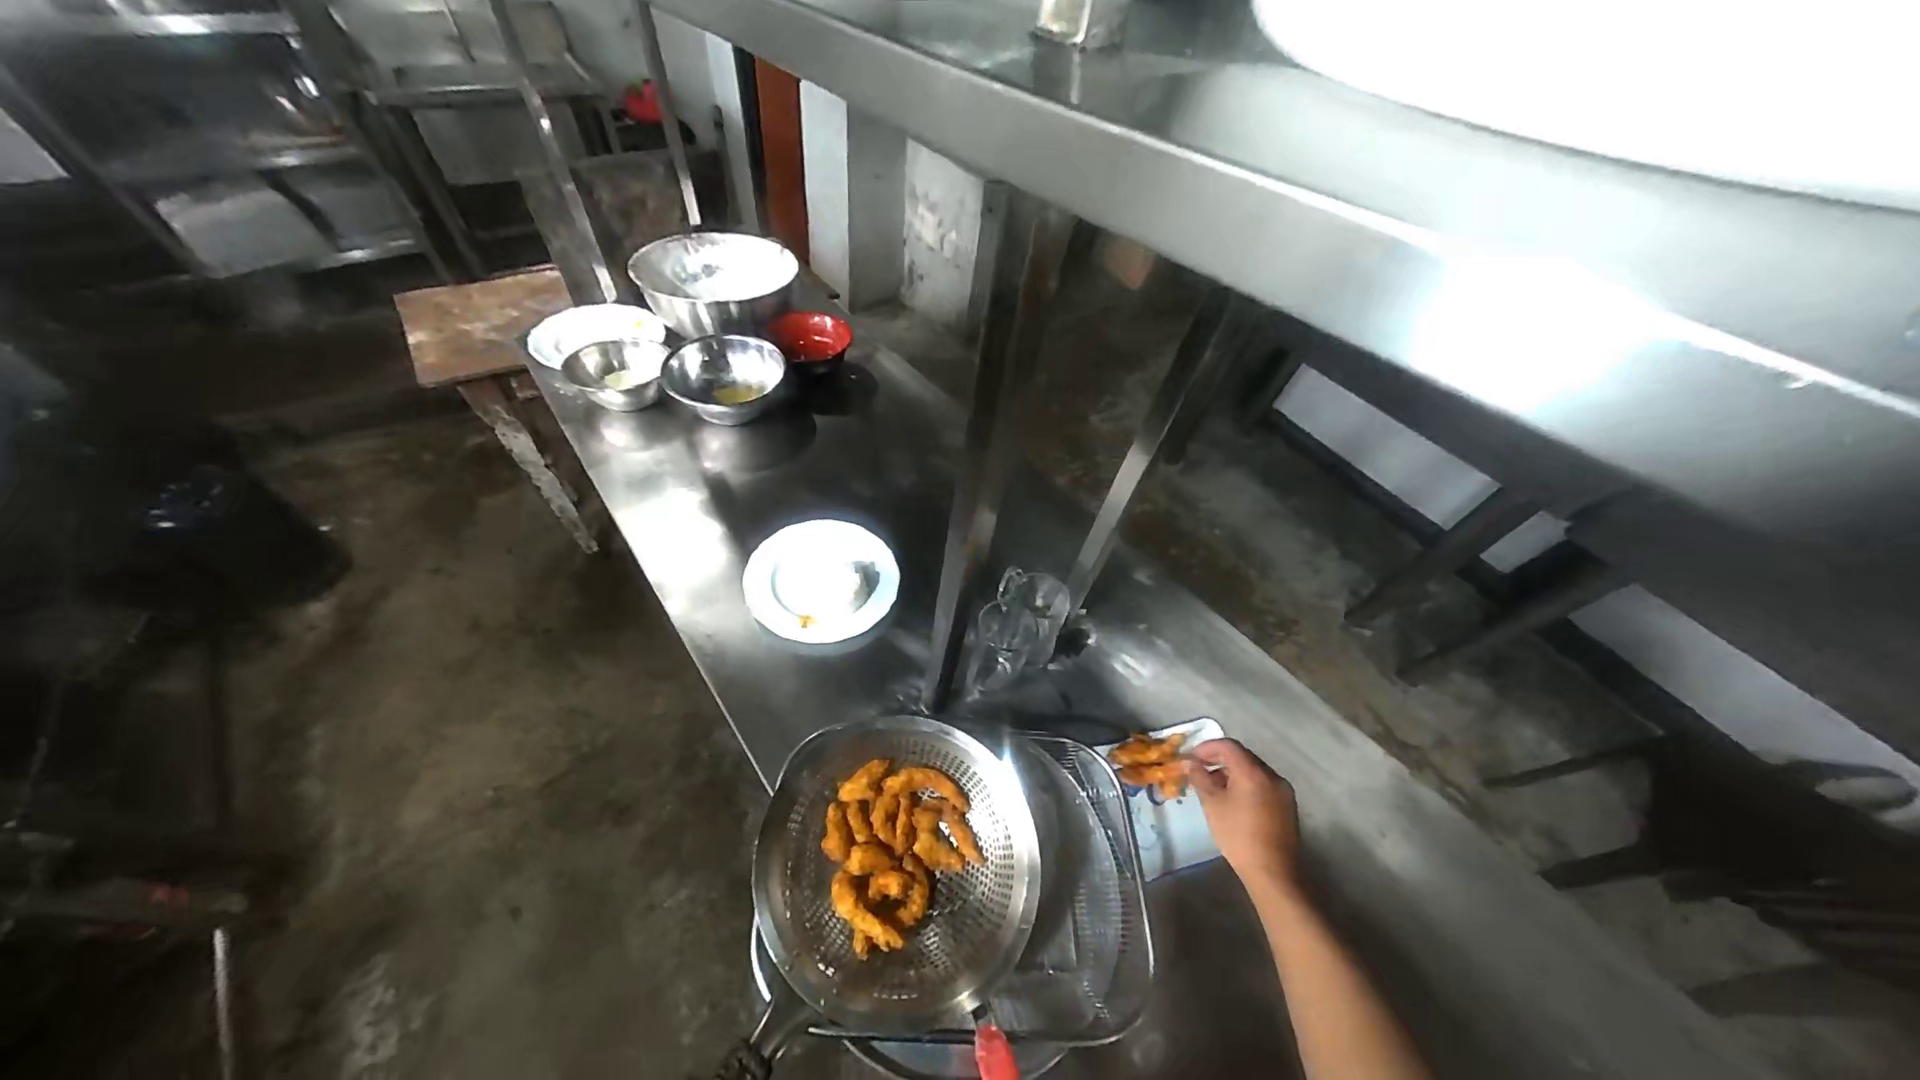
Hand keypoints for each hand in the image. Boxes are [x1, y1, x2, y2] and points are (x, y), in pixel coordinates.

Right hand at [1188, 739, 1301, 896]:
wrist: (1273, 872)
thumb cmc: (1238, 835)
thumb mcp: (1212, 804)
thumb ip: (1200, 778)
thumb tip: (1191, 763)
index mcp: (1254, 772)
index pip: (1228, 746)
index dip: (1207, 748)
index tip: (1192, 759)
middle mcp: (1272, 776)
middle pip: (1243, 756)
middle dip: (1219, 760)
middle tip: (1200, 772)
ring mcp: (1283, 791)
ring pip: (1254, 771)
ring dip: (1233, 773)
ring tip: (1215, 788)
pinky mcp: (1288, 806)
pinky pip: (1263, 785)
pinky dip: (1246, 785)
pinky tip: (1234, 801)